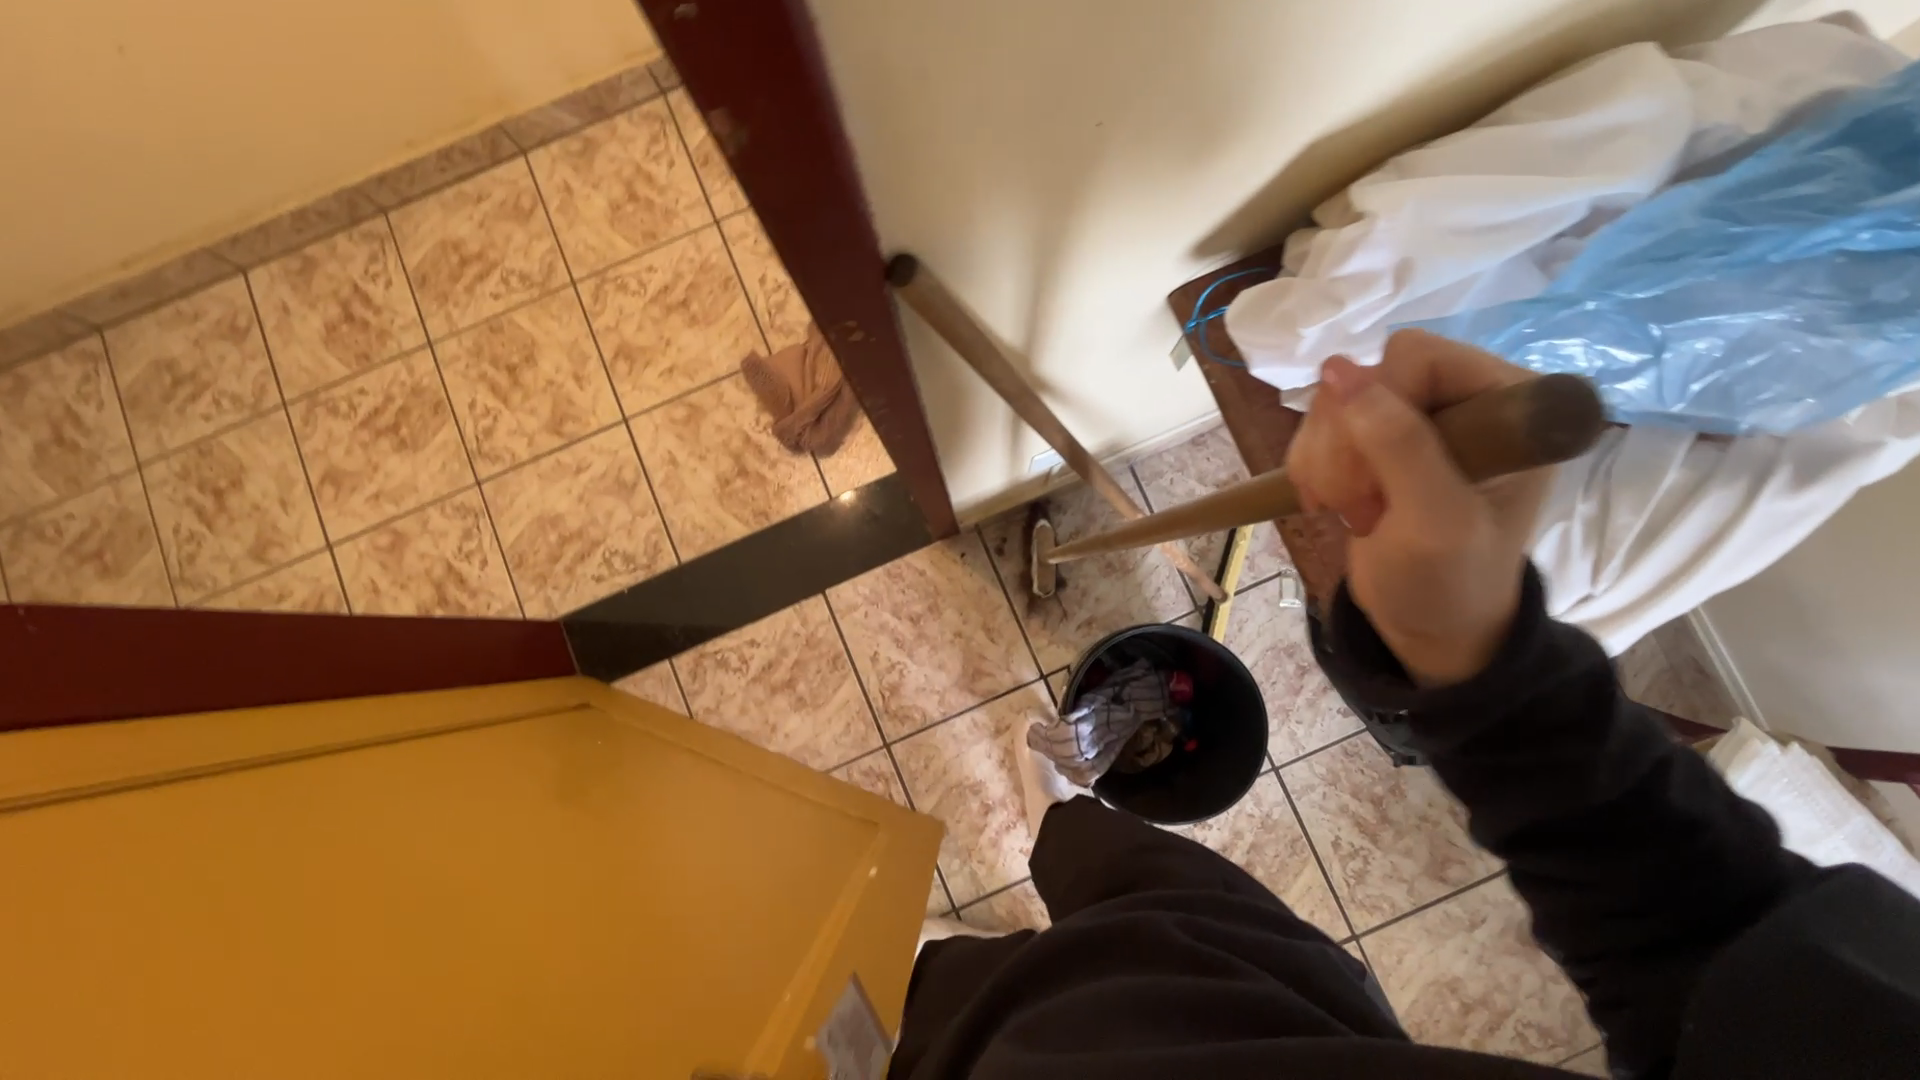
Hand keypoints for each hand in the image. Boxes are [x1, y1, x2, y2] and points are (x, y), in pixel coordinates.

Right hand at [1287, 330, 1551, 685]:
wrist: (1424, 623)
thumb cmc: (1446, 582)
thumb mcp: (1432, 521)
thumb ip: (1398, 445)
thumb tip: (1338, 368)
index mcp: (1507, 400)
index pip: (1415, 357)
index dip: (1377, 412)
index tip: (1375, 483)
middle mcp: (1463, 394)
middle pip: (1366, 376)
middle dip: (1346, 446)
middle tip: (1361, 505)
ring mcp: (1415, 414)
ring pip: (1334, 399)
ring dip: (1325, 459)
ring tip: (1349, 510)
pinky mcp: (1376, 436)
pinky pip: (1319, 422)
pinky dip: (1310, 463)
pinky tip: (1328, 501)